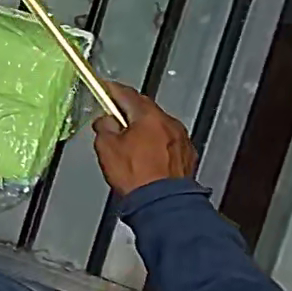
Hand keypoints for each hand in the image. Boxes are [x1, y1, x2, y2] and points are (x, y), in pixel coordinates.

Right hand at [91, 81, 196, 196]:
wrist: (162, 204)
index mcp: (149, 117)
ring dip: (142, 127)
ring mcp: (181, 140)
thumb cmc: (135, 175)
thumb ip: (104, 127)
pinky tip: (143, 154)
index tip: (104, 86)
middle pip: (145, 108)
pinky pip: (167, 140)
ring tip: (126, 140)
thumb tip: (106, 121)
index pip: (127, 94)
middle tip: (111, 114)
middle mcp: (169, 124)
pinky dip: (154, 142)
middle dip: (127, 109)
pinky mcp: (187, 155)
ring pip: (157, 124)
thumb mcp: (106, 147)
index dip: (112, 89)